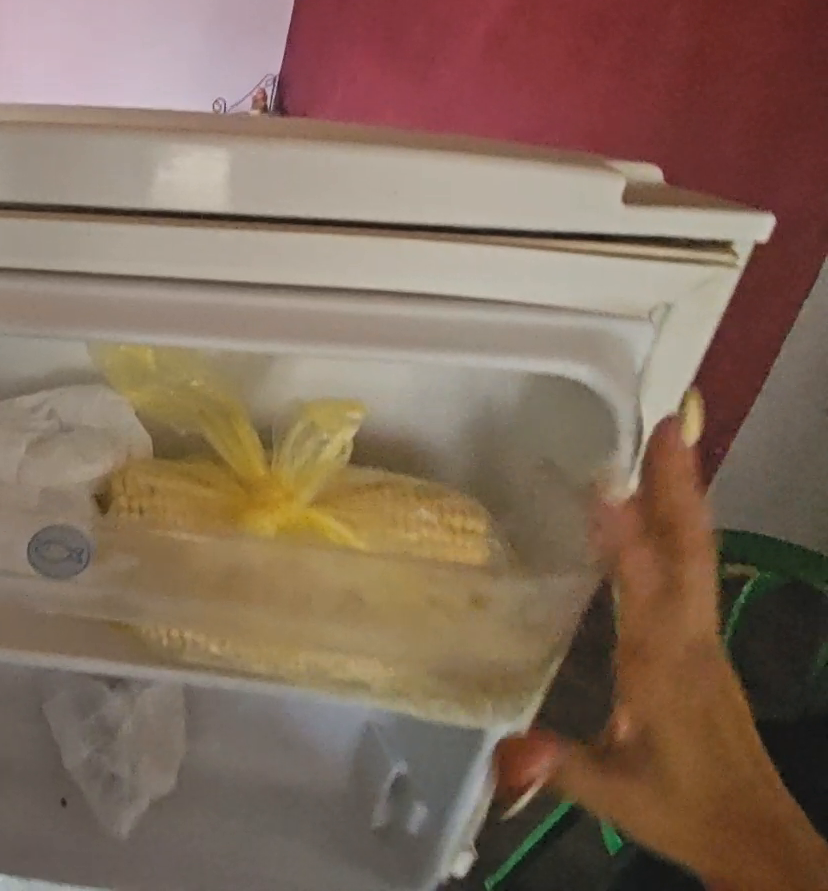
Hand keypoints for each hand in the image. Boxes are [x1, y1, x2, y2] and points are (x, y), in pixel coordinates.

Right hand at [494, 402, 827, 890]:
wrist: (761, 840)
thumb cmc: (683, 808)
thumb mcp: (618, 795)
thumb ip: (560, 767)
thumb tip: (506, 751)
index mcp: (665, 666)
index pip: (648, 590)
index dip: (626, 540)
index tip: (606, 489)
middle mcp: (688, 639)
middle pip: (690, 551)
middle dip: (679, 487)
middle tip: (670, 426)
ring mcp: (698, 637)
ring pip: (694, 553)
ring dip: (680, 497)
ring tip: (664, 445)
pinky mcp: (694, 640)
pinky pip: (685, 570)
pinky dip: (671, 527)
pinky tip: (649, 510)